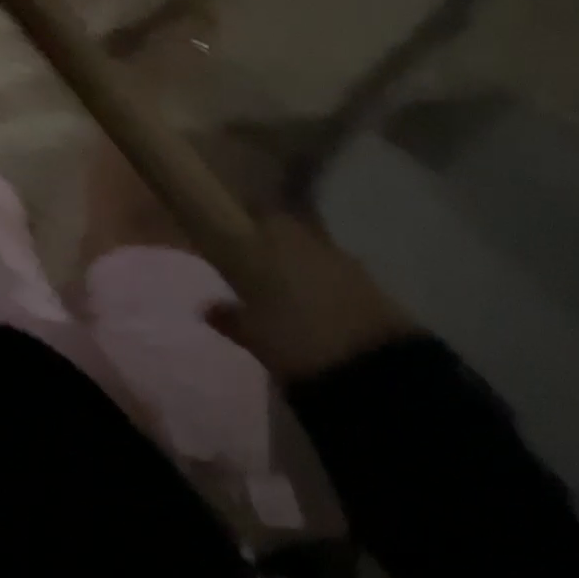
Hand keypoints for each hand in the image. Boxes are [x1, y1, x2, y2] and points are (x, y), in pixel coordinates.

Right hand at [207, 215, 420, 381]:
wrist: (371, 365)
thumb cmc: (296, 341)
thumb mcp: (253, 336)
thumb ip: (229, 317)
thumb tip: (207, 307)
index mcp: (266, 243)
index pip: (249, 212)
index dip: (237, 222)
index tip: (225, 237)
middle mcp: (301, 238)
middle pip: (280, 225)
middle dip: (266, 239)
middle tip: (250, 263)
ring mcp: (336, 255)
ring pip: (306, 244)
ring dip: (294, 257)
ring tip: (281, 285)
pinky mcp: (364, 276)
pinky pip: (329, 265)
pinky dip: (318, 275)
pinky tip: (312, 299)